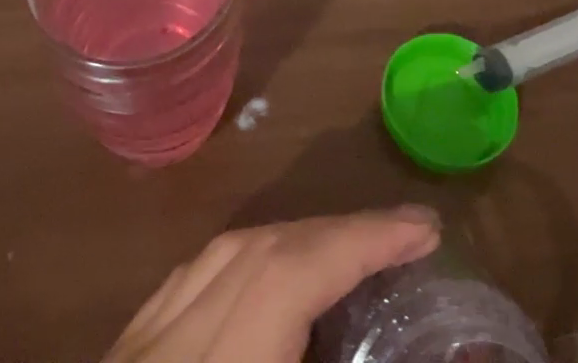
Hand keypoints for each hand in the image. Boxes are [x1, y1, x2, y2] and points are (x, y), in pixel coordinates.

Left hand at [105, 206, 441, 362]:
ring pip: (218, 258)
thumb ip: (348, 361)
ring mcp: (137, 347)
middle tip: (402, 237)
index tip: (424, 228)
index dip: (361, 240)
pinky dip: (242, 262)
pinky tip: (268, 277)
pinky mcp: (124, 353)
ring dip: (293, 240)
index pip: (291, 274)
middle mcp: (169, 345)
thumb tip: (454, 355)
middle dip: (337, 234)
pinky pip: (188, 282)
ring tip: (348, 249)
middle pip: (256, 254)